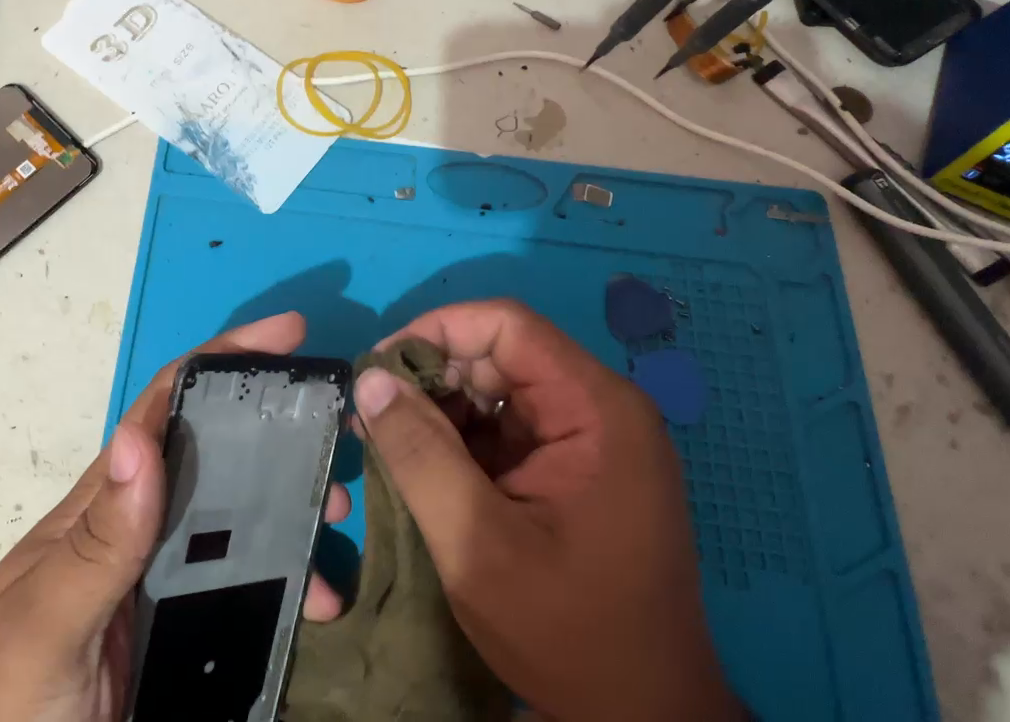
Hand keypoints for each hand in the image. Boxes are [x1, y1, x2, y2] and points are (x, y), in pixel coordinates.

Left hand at [0, 311, 350, 721]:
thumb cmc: (7, 699)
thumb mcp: (44, 621)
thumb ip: (94, 544)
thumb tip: (141, 438)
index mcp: (103, 507)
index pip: (164, 411)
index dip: (221, 360)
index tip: (290, 332)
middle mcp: (140, 531)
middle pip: (217, 459)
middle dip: (278, 437)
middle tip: (339, 442)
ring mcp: (164, 581)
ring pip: (242, 523)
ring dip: (291, 513)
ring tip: (334, 526)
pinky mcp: (188, 631)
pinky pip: (251, 590)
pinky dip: (291, 584)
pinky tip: (317, 601)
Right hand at [354, 299, 740, 721]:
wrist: (639, 717)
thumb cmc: (568, 631)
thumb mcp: (477, 543)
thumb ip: (420, 454)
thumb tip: (370, 379)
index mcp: (595, 411)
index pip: (506, 327)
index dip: (436, 332)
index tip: (379, 371)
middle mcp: (597, 411)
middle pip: (498, 356)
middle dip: (431, 378)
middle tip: (372, 418)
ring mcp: (586, 443)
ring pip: (494, 393)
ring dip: (438, 412)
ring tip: (388, 448)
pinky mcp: (569, 471)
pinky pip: (502, 431)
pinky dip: (456, 442)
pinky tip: (421, 470)